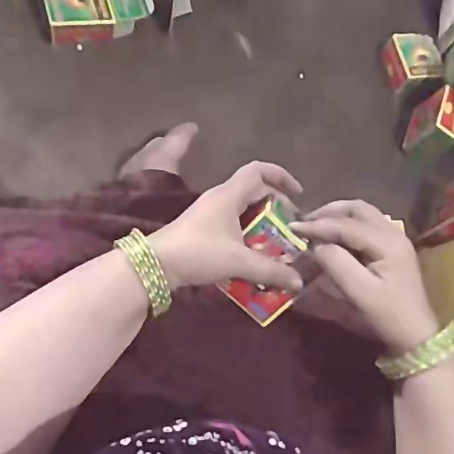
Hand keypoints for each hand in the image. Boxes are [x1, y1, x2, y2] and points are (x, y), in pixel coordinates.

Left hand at [149, 161, 306, 290]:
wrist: (154, 265)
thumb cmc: (198, 252)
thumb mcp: (239, 262)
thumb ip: (271, 271)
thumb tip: (299, 282)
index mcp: (229, 195)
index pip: (259, 170)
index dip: (281, 176)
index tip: (297, 194)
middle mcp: (219, 199)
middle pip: (254, 191)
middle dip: (275, 207)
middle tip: (289, 227)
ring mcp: (208, 215)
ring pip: (242, 211)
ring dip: (260, 224)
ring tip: (274, 245)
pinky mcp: (200, 231)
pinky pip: (231, 226)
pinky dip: (246, 236)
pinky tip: (252, 257)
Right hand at [290, 200, 440, 354]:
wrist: (415, 335)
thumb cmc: (387, 315)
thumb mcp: (359, 292)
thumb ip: (336, 263)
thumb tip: (316, 245)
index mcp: (388, 242)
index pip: (347, 224)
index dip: (318, 225)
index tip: (293, 227)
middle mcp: (394, 233)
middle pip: (358, 209)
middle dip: (329, 212)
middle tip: (306, 223)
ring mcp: (396, 240)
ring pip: (364, 215)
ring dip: (338, 217)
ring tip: (316, 228)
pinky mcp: (392, 249)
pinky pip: (367, 227)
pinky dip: (347, 226)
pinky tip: (334, 238)